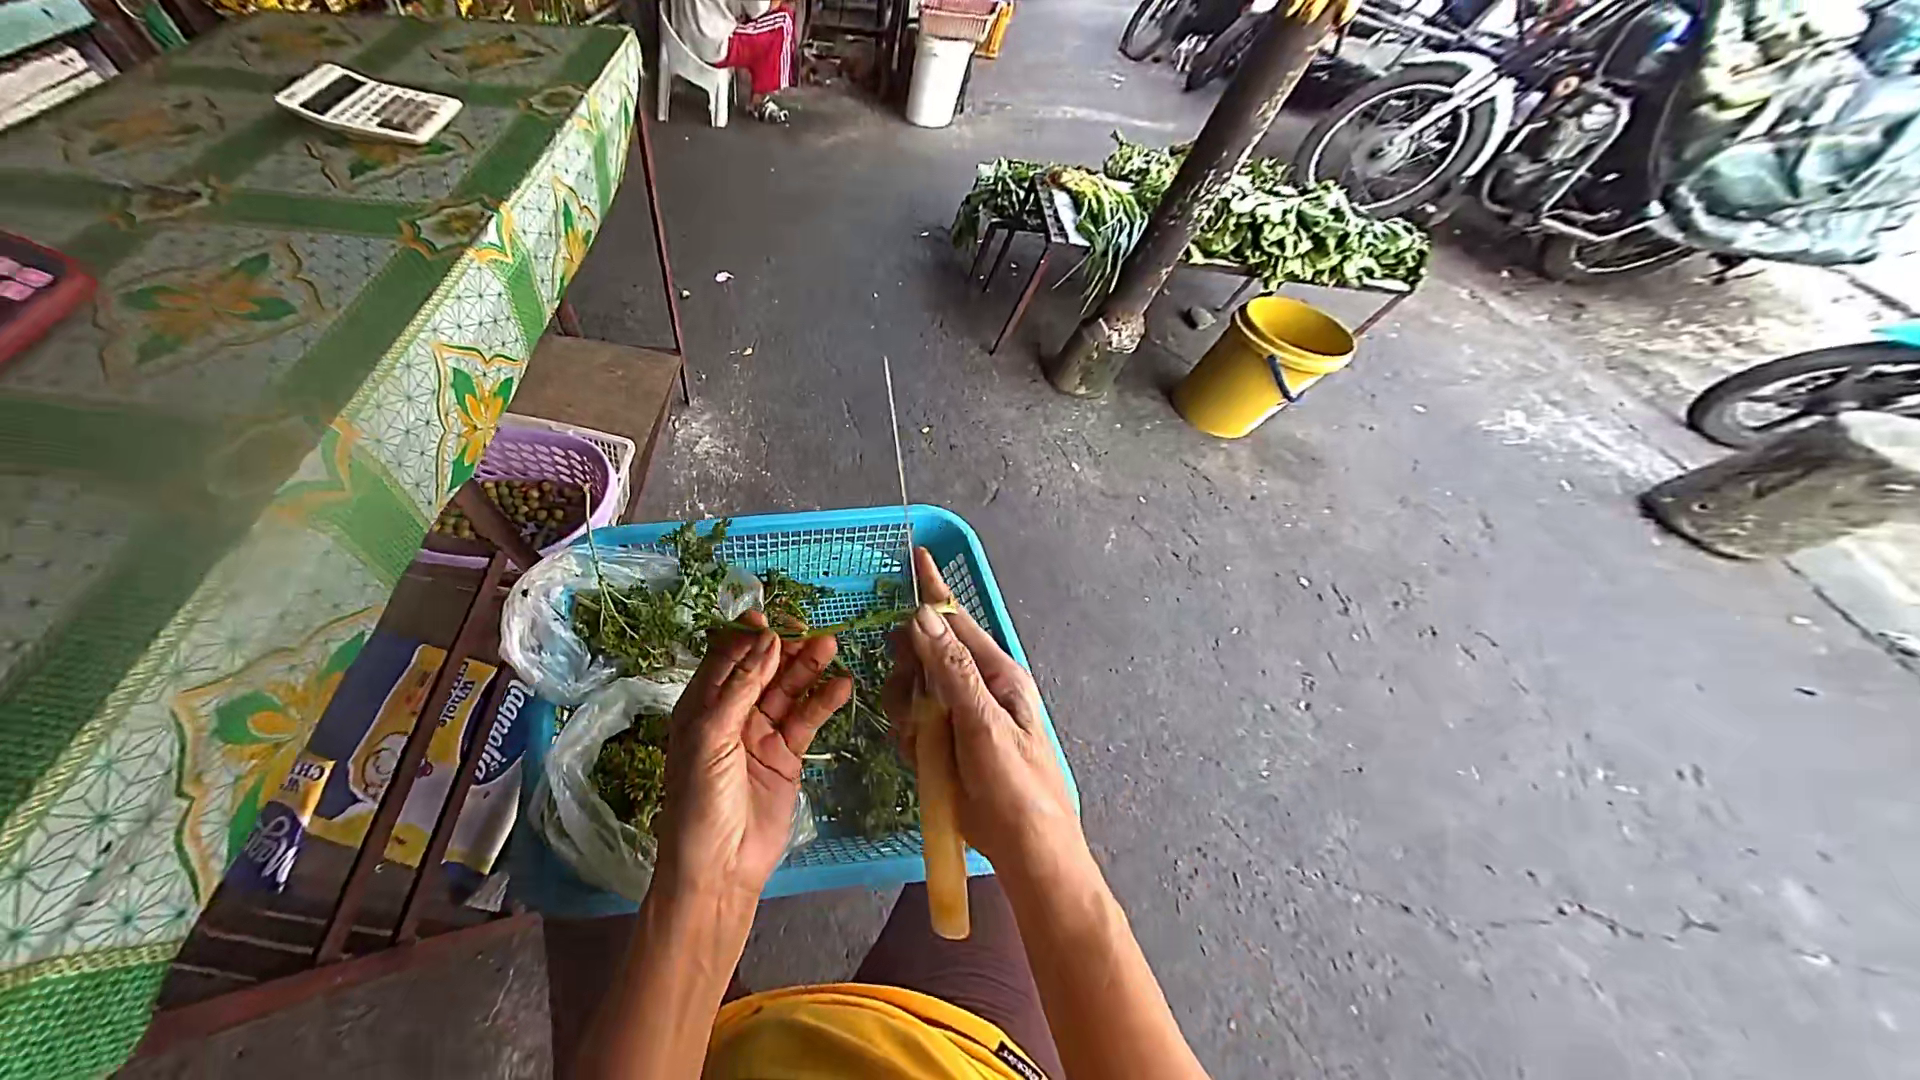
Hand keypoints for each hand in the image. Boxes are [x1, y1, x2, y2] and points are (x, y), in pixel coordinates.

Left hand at [657, 612, 850, 900]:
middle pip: (762, 670)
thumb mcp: (711, 737)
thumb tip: (767, 639)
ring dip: (808, 668)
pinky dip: (823, 701)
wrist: (720, 868)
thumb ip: (740, 687)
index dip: (746, 637)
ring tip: (830, 647)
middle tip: (810, 631)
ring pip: (788, 690)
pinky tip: (841, 686)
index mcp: (702, 707)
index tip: (770, 618)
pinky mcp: (788, 753)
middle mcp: (732, 714)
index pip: (725, 659)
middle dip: (784, 649)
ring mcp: (762, 733)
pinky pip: (807, 719)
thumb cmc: (701, 801)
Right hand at [882, 549, 1081, 872]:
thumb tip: (924, 617)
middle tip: (911, 692)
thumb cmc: (1016, 786)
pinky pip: (912, 723)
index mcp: (996, 673)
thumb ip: (952, 670)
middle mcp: (976, 687)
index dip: (934, 588)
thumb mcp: (984, 725)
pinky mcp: (944, 743)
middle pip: (928, 651)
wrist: (1025, 851)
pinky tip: (921, 757)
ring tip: (921, 739)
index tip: (917, 555)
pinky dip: (909, 736)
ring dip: (908, 708)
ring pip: (914, 688)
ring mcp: (958, 716)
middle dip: (910, 664)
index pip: (957, 619)